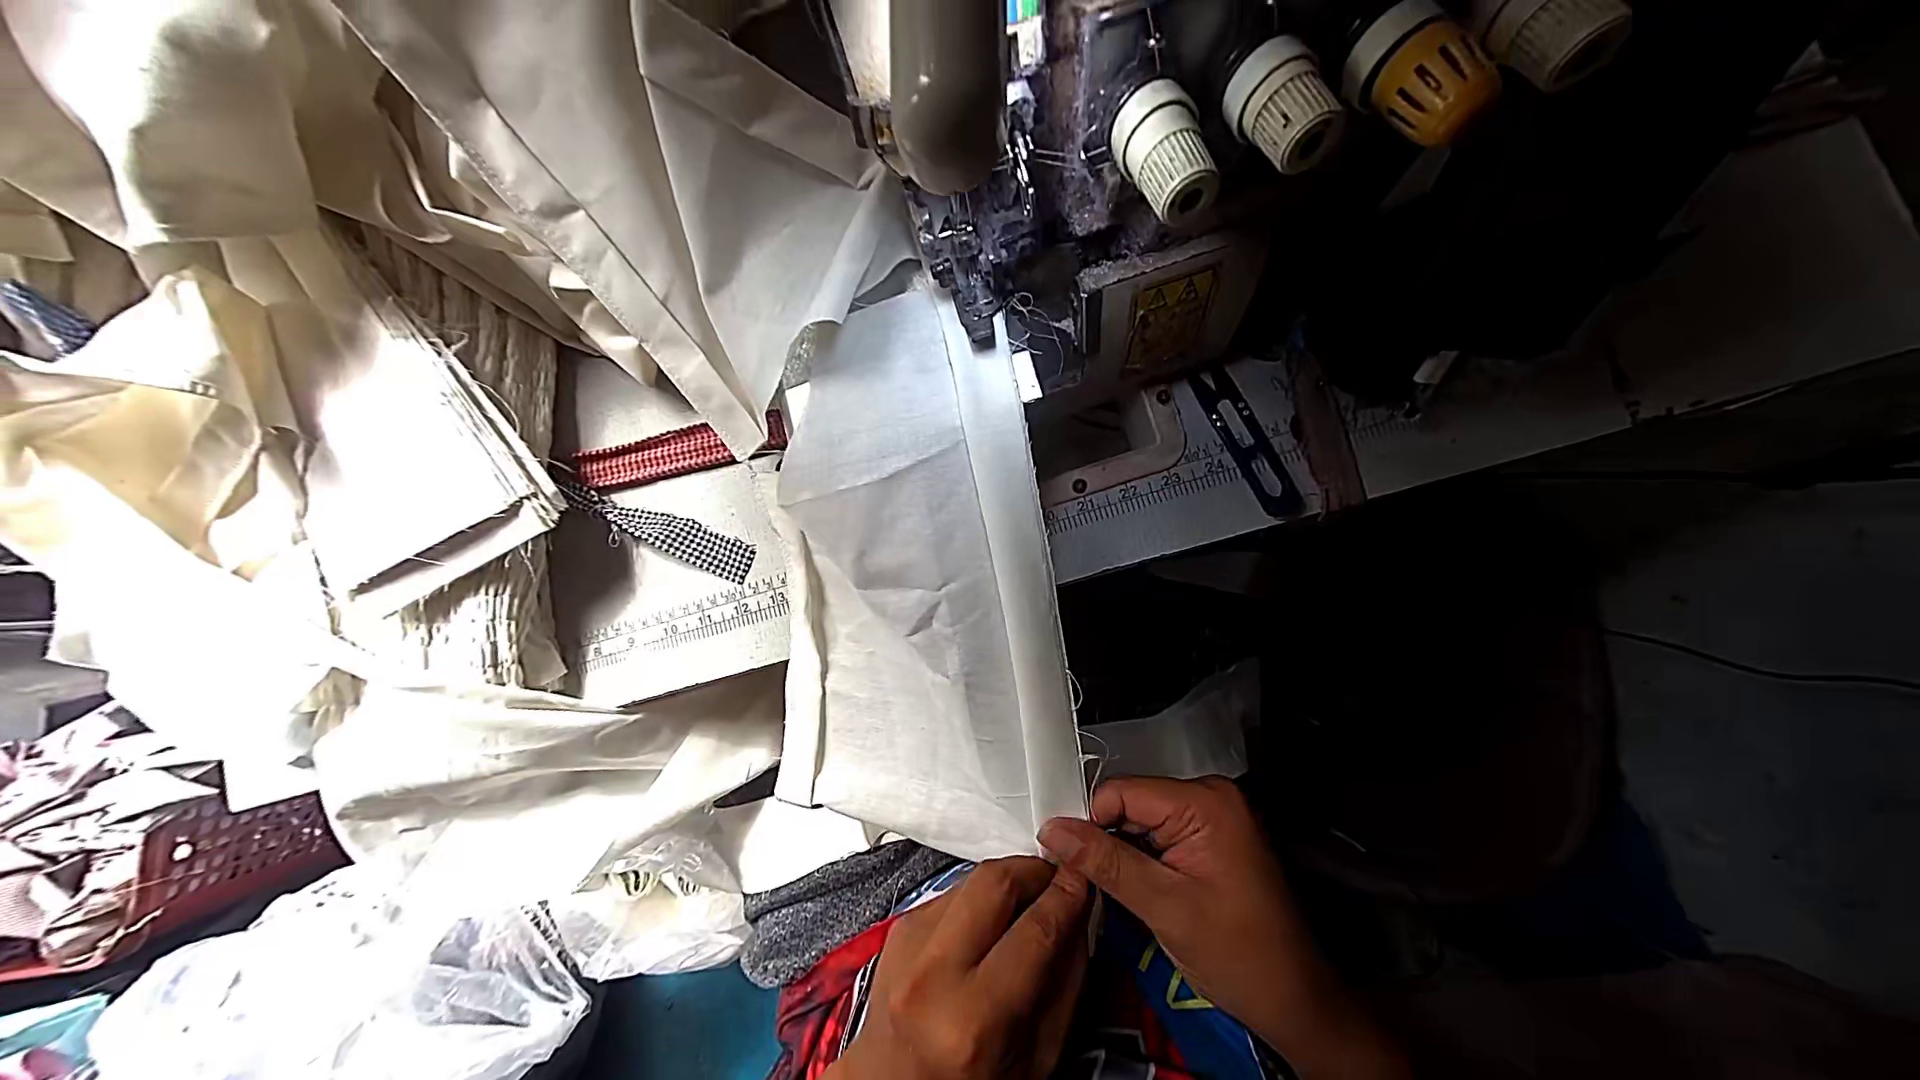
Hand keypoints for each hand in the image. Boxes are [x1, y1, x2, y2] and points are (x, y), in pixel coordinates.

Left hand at [827, 856, 1090, 1079]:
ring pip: (971, 879)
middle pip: (994, 883)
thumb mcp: (1036, 1059)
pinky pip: (951, 893)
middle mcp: (931, 974)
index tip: (1083, 878)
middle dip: (1034, 871)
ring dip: (1007, 881)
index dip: (1067, 897)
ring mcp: (907, 946)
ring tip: (1028, 901)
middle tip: (1057, 878)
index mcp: (972, 1021)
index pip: (1034, 932)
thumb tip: (1079, 914)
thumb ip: (1064, 983)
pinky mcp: (897, 928)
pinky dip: (979, 897)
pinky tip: (992, 921)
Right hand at [1040, 776, 1407, 1079]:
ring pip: (1139, 819)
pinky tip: (1147, 889)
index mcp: (1206, 803)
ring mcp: (1213, 815)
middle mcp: (1211, 797)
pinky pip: (1158, 832)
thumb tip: (1057, 832)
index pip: (1120, 792)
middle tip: (1102, 884)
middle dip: (1107, 840)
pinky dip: (1142, 858)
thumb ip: (1106, 862)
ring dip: (1124, 852)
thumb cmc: (1246, 958)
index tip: (1074, 859)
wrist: (1296, 1001)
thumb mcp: (1164, 908)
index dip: (1090, 824)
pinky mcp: (1210, 834)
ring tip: (1131, 893)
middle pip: (1129, 802)